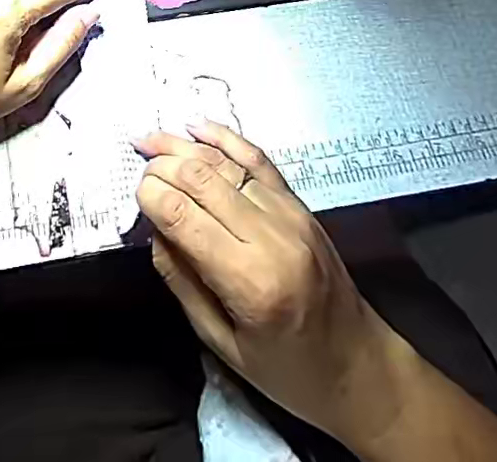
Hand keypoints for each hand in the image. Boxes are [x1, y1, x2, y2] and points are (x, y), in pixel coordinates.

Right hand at [134, 121, 412, 449]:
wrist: (362, 366)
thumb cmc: (288, 368)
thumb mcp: (220, 340)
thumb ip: (180, 278)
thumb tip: (153, 226)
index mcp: (249, 280)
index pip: (182, 214)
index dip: (149, 195)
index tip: (135, 196)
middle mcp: (271, 237)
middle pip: (200, 178)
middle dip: (161, 166)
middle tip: (140, 168)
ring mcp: (290, 214)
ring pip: (224, 162)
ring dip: (182, 146)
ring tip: (150, 140)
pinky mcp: (299, 204)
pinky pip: (256, 158)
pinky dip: (223, 138)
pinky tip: (196, 128)